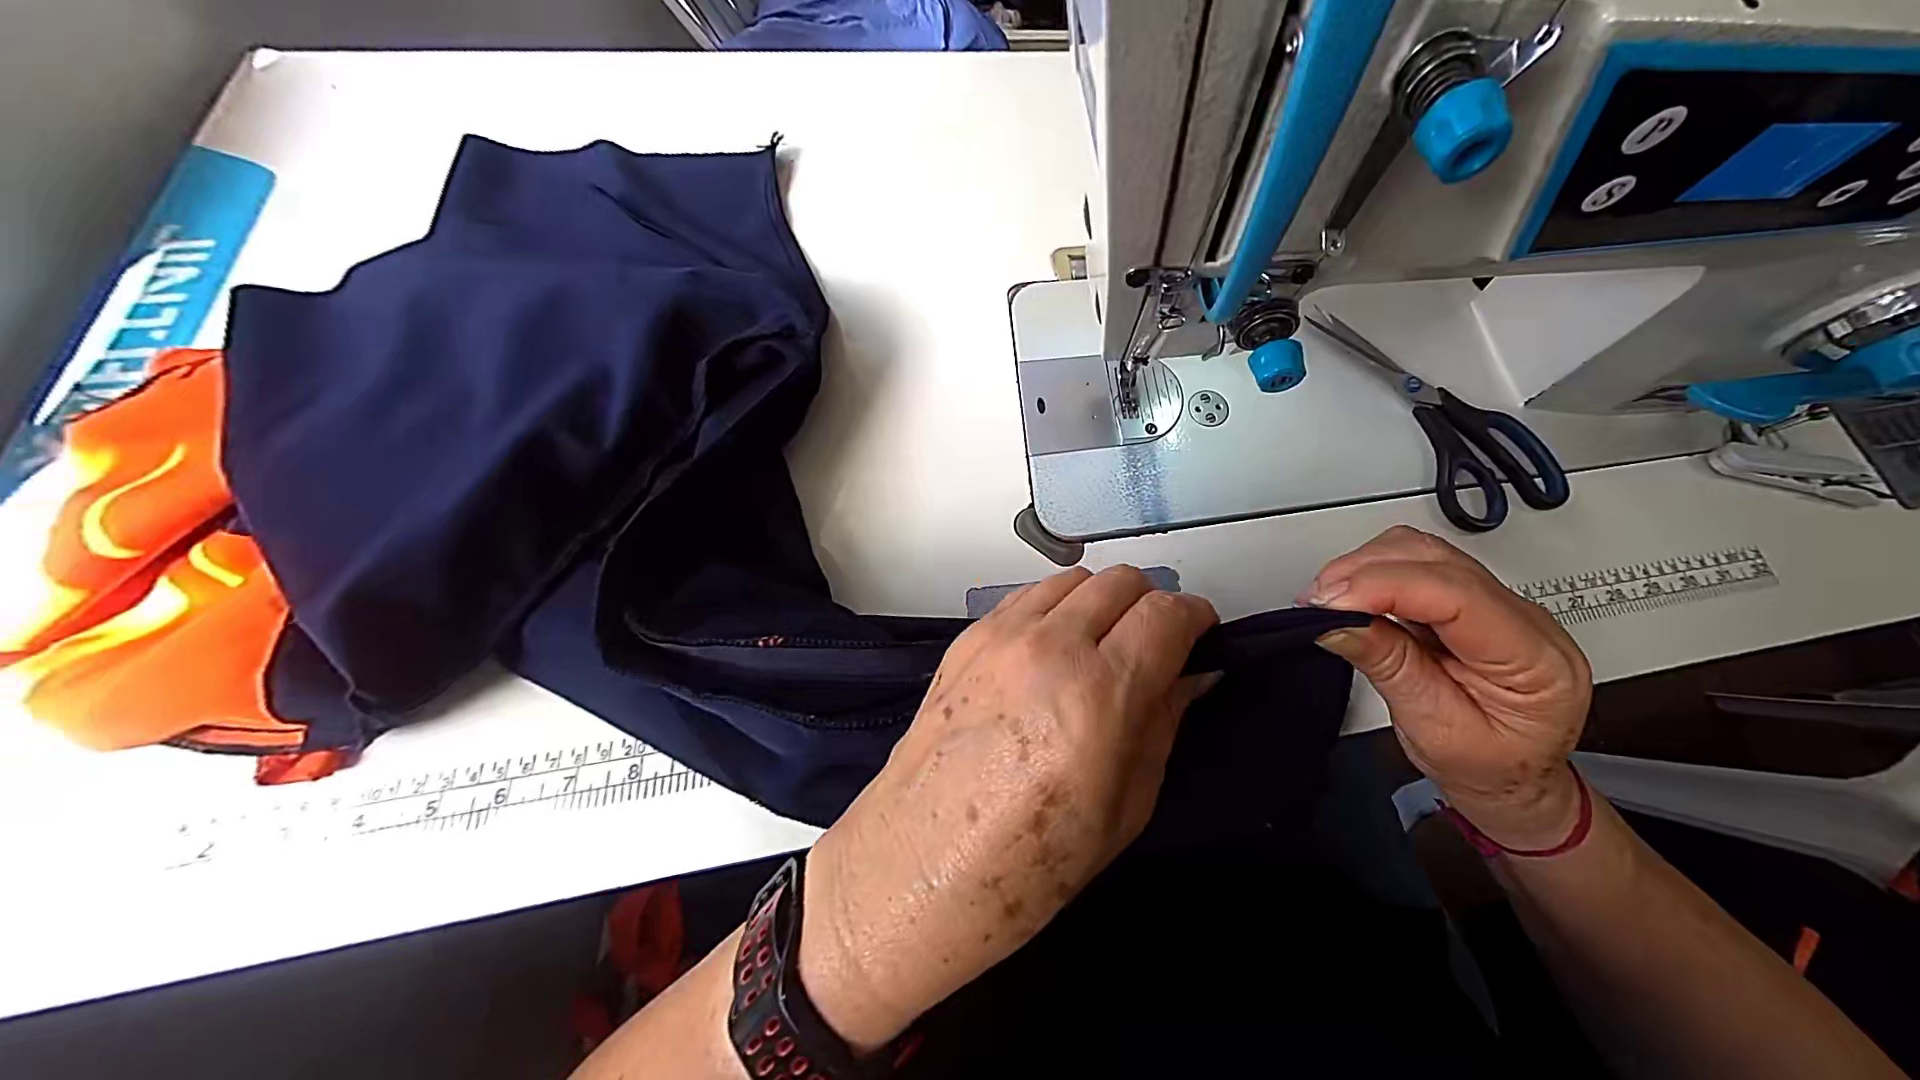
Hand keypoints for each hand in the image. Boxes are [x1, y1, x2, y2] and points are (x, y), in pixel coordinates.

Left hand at [796, 566, 1217, 1050]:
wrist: (916, 865)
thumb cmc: (1030, 863)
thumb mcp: (1125, 808)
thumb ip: (1163, 724)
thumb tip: (1193, 675)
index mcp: (1099, 693)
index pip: (1166, 613)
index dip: (1195, 617)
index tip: (1201, 635)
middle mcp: (1048, 647)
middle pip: (1121, 581)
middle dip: (1150, 604)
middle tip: (1153, 645)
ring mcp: (1000, 636)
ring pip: (1072, 580)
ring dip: (1100, 602)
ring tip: (1100, 647)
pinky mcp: (966, 639)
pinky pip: (1026, 597)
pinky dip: (1054, 609)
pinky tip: (1050, 651)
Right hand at [1305, 526, 1591, 849]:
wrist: (1511, 780)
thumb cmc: (1488, 766)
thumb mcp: (1434, 729)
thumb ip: (1390, 667)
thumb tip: (1337, 622)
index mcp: (1533, 659)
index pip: (1454, 594)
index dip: (1382, 587)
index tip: (1327, 603)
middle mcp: (1522, 617)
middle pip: (1435, 559)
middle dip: (1363, 572)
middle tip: (1317, 603)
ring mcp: (1494, 602)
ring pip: (1420, 551)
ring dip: (1363, 568)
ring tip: (1327, 601)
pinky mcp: (1464, 600)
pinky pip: (1414, 564)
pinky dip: (1370, 573)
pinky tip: (1348, 598)